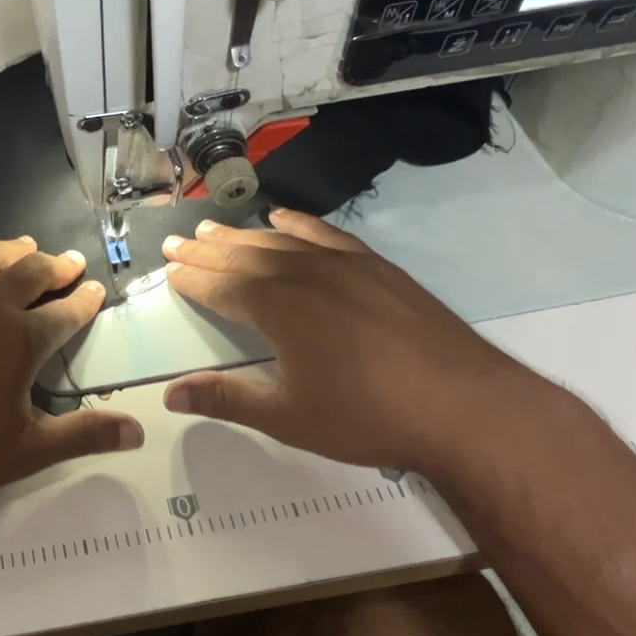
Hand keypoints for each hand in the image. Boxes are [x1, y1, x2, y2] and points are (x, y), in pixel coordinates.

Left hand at [0, 237, 142, 504]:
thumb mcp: (27, 450)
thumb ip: (83, 436)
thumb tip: (138, 432)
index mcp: (21, 339)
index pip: (65, 310)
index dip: (86, 300)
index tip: (98, 288)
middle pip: (30, 271)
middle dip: (56, 265)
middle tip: (72, 261)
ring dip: (15, 250)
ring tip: (27, 248)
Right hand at [159, 209, 561, 470]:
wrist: (466, 407)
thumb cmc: (368, 416)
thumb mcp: (288, 416)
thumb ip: (227, 400)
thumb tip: (171, 396)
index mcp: (278, 308)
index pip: (221, 286)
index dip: (192, 278)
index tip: (168, 269)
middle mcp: (306, 275)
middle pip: (245, 256)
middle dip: (207, 250)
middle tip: (178, 242)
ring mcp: (346, 266)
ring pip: (281, 241)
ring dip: (244, 235)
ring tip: (214, 228)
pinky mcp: (378, 269)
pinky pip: (327, 235)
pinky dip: (300, 225)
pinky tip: (284, 220)